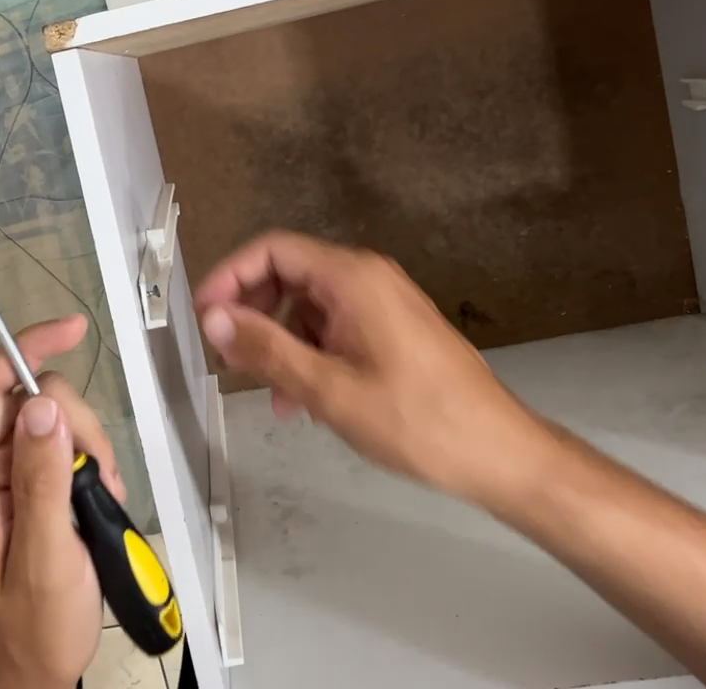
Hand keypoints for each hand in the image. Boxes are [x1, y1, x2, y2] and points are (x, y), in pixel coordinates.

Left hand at [0, 315, 125, 688]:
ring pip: (57, 419)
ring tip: (96, 500)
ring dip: (88, 449)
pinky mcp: (35, 484)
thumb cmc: (35, 625)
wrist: (35, 670)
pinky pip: (69, 446)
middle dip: (75, 424)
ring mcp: (12, 473)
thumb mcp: (44, 556)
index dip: (27, 347)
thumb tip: (42, 403)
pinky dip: (92, 465)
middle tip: (93, 475)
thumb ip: (42, 478)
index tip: (73, 329)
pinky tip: (96, 502)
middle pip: (35, 398)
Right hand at [194, 231, 557, 507]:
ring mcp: (383, 302)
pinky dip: (309, 352)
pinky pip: (334, 326)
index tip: (205, 313)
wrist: (501, 454)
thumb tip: (215, 319)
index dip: (230, 276)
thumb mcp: (328, 389)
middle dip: (252, 310)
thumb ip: (266, 348)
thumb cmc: (419, 421)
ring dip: (280, 339)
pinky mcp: (392, 328)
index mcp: (352, 278)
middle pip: (289, 273)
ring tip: (267, 389)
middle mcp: (367, 278)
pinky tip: (302, 398)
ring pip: (309, 305)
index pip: (272, 251)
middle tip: (226, 350)